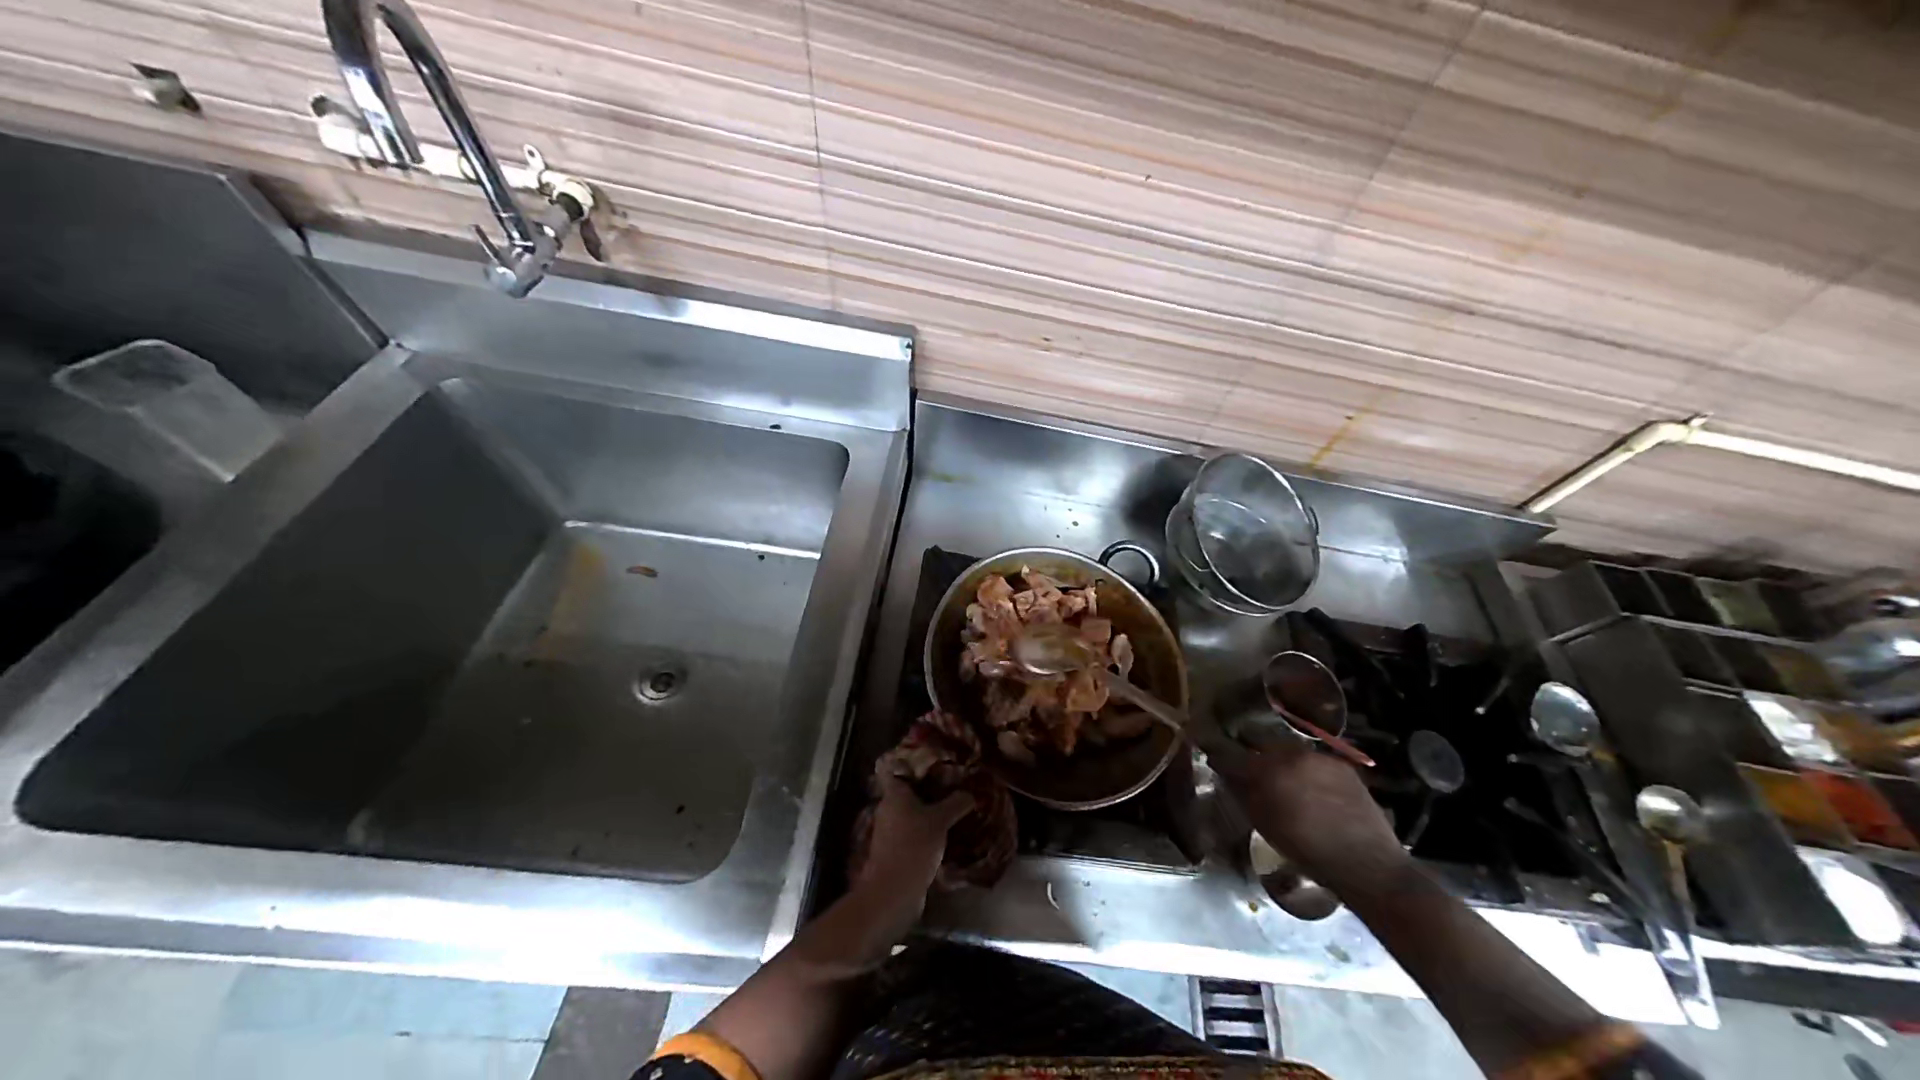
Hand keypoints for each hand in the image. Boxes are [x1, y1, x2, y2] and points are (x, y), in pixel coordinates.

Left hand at [854, 774, 973, 897]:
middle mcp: (889, 809)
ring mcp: (891, 832)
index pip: (900, 769)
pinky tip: (948, 835)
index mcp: (894, 794)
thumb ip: (955, 803)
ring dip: (931, 813)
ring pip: (913, 815)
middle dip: (930, 790)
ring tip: (955, 810)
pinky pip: (915, 834)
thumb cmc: (914, 845)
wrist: (893, 891)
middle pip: (909, 792)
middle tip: (955, 786)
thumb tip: (970, 793)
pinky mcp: (896, 851)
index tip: (938, 764)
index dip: (917, 764)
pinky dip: (928, 833)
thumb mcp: (940, 820)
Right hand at [1198, 723, 1406, 890]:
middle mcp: (1288, 754)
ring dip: (1278, 760)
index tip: (1212, 756)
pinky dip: (1305, 770)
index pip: (1228, 751)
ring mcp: (1317, 756)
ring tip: (1282, 780)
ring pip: (1286, 749)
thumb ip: (1242, 793)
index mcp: (1264, 770)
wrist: (1368, 863)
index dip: (1216, 753)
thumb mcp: (1263, 824)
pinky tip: (1312, 789)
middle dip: (1248, 750)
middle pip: (1257, 740)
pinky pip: (1312, 760)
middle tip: (1248, 767)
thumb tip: (1227, 773)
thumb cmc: (1307, 851)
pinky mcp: (1340, 763)